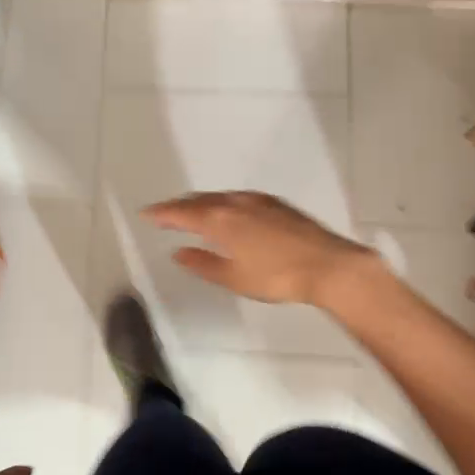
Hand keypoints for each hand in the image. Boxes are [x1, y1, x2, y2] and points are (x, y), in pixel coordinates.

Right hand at [143, 191, 384, 307]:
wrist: (329, 265)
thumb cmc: (277, 277)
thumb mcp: (234, 278)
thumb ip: (204, 263)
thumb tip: (179, 252)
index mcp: (220, 219)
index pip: (182, 213)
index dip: (162, 213)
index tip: (145, 214)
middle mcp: (235, 202)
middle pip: (199, 200)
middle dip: (179, 206)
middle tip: (164, 213)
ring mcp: (258, 200)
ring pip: (220, 197)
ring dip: (201, 203)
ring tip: (191, 212)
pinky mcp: (276, 204)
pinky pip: (238, 197)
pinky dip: (222, 202)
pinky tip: (227, 212)